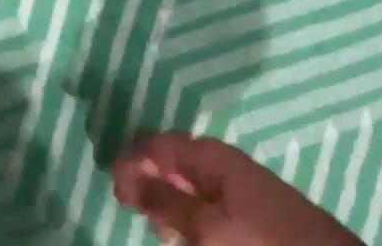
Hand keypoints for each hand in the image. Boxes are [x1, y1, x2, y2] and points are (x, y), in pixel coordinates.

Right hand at [112, 133, 365, 245]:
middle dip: (148, 183)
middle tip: (138, 212)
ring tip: (164, 228)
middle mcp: (223, 162)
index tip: (118, 195)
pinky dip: (194, 215)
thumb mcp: (207, 228)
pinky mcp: (258, 212)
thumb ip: (165, 200)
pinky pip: (211, 204)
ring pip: (190, 185)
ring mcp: (243, 187)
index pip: (153, 145)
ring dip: (170, 202)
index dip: (129, 164)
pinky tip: (193, 234)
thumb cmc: (263, 245)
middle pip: (171, 162)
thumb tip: (131, 174)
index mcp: (210, 155)